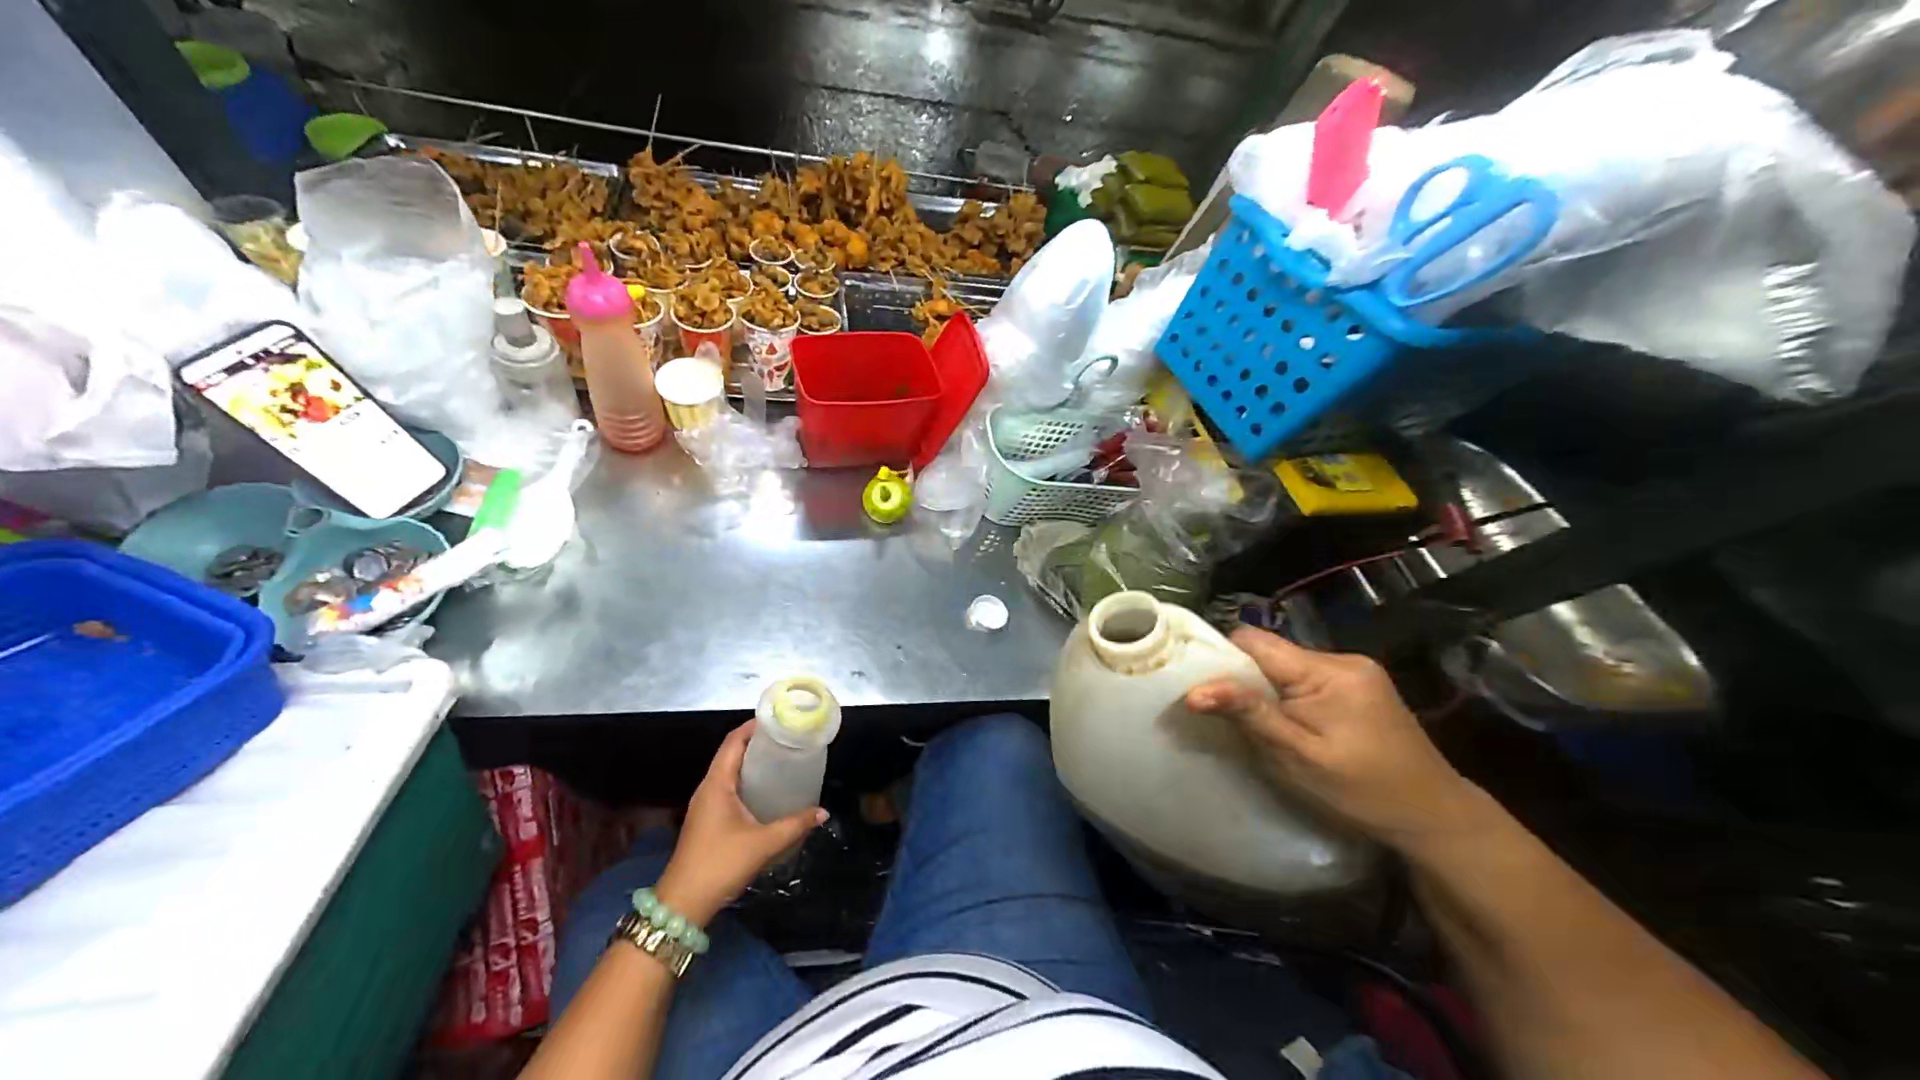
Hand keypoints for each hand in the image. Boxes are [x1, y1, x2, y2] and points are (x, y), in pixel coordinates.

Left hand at [654, 721, 826, 924]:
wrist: (684, 903)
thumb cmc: (721, 864)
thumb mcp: (763, 844)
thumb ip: (794, 825)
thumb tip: (822, 812)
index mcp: (717, 784)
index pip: (733, 742)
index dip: (753, 726)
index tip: (779, 719)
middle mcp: (708, 788)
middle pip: (731, 753)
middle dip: (757, 742)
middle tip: (788, 738)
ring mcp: (705, 805)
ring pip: (729, 772)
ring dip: (752, 762)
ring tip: (782, 759)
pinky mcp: (707, 820)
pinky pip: (729, 788)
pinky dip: (747, 781)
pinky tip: (767, 791)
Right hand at [1186, 626, 1490, 850]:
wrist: (1435, 815)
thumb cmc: (1362, 791)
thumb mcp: (1299, 757)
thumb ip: (1250, 716)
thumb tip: (1194, 692)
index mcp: (1328, 672)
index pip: (1254, 641)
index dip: (1223, 658)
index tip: (1205, 688)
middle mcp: (1342, 659)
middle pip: (1271, 652)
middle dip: (1246, 679)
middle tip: (1233, 717)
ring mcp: (1356, 669)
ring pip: (1287, 664)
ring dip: (1268, 689)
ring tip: (1264, 725)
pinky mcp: (1362, 683)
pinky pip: (1307, 676)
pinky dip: (1290, 695)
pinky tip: (1295, 725)